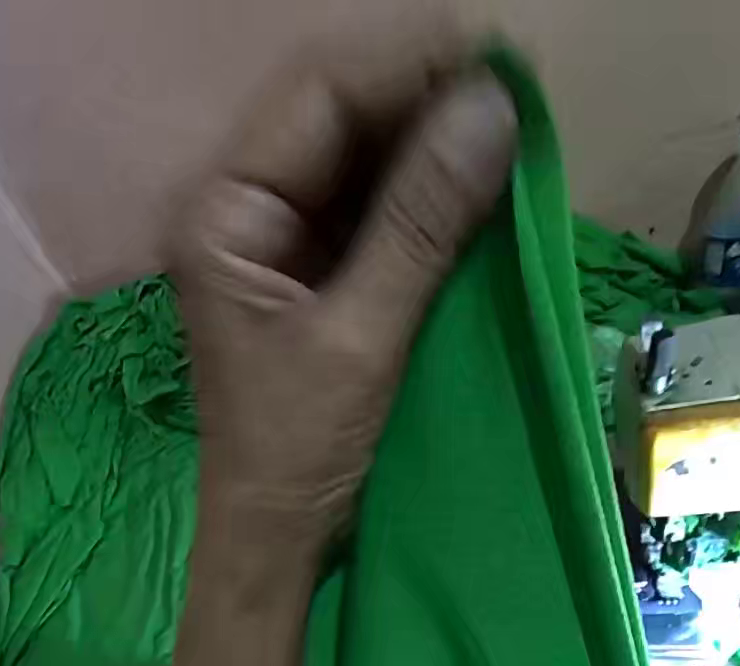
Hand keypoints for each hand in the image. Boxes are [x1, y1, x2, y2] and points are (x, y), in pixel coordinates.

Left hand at [165, 33, 517, 557]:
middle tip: (515, 104)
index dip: (407, 67)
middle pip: (339, 124)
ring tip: (508, 142)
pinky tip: (473, 197)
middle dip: (425, 107)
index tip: (499, 62)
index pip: (317, 99)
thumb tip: (493, 106)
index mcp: (224, 215)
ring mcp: (279, 248)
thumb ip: (419, 223)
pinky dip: (423, 207)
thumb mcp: (360, 338)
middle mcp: (244, 215)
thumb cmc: (299, 448)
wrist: (277, 529)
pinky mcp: (313, 283)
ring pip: (360, 168)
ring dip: (431, 154)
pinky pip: (372, 221)